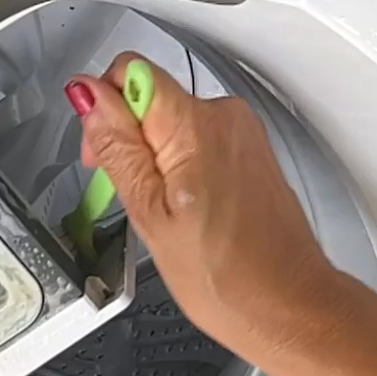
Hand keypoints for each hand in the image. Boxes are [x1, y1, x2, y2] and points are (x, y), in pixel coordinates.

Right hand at [65, 53, 353, 364]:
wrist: (288, 304)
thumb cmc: (227, 276)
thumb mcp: (149, 214)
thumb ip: (116, 146)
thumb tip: (88, 95)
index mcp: (195, 124)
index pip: (131, 70)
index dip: (104, 106)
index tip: (104, 151)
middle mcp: (223, 114)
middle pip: (150, 95)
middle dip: (127, 137)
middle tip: (134, 196)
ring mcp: (242, 130)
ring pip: (172, 119)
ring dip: (155, 155)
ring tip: (166, 211)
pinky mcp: (250, 147)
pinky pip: (198, 137)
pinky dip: (182, 164)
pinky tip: (189, 207)